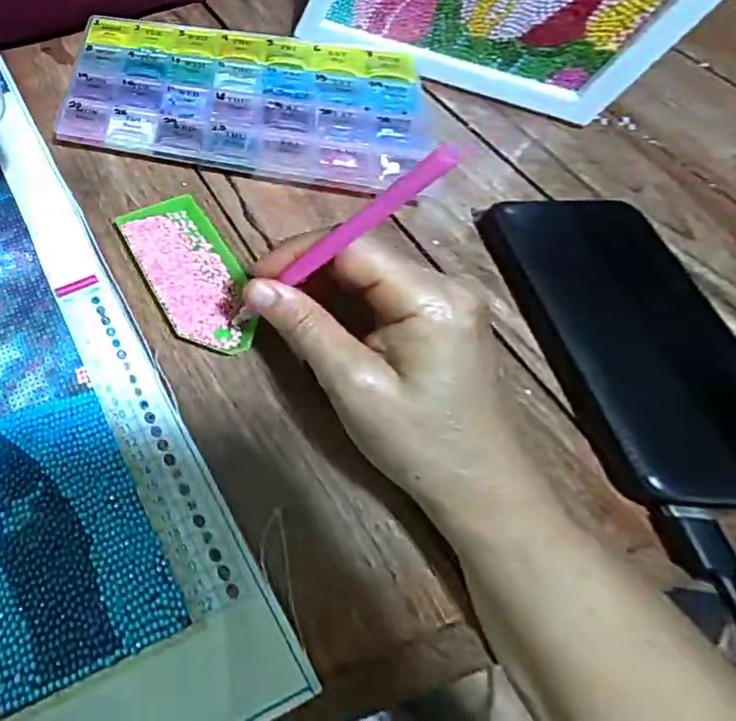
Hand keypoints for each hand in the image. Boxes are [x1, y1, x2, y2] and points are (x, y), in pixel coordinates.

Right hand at [243, 234, 548, 526]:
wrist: (482, 491)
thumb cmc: (419, 443)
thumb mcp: (352, 383)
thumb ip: (304, 326)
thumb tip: (253, 287)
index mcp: (431, 297)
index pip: (350, 245)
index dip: (295, 254)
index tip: (254, 281)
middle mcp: (443, 283)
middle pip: (355, 253)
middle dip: (301, 271)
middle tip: (259, 300)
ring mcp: (442, 297)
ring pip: (360, 270)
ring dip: (315, 287)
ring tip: (281, 315)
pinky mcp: (434, 313)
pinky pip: (373, 291)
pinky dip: (337, 302)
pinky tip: (316, 326)